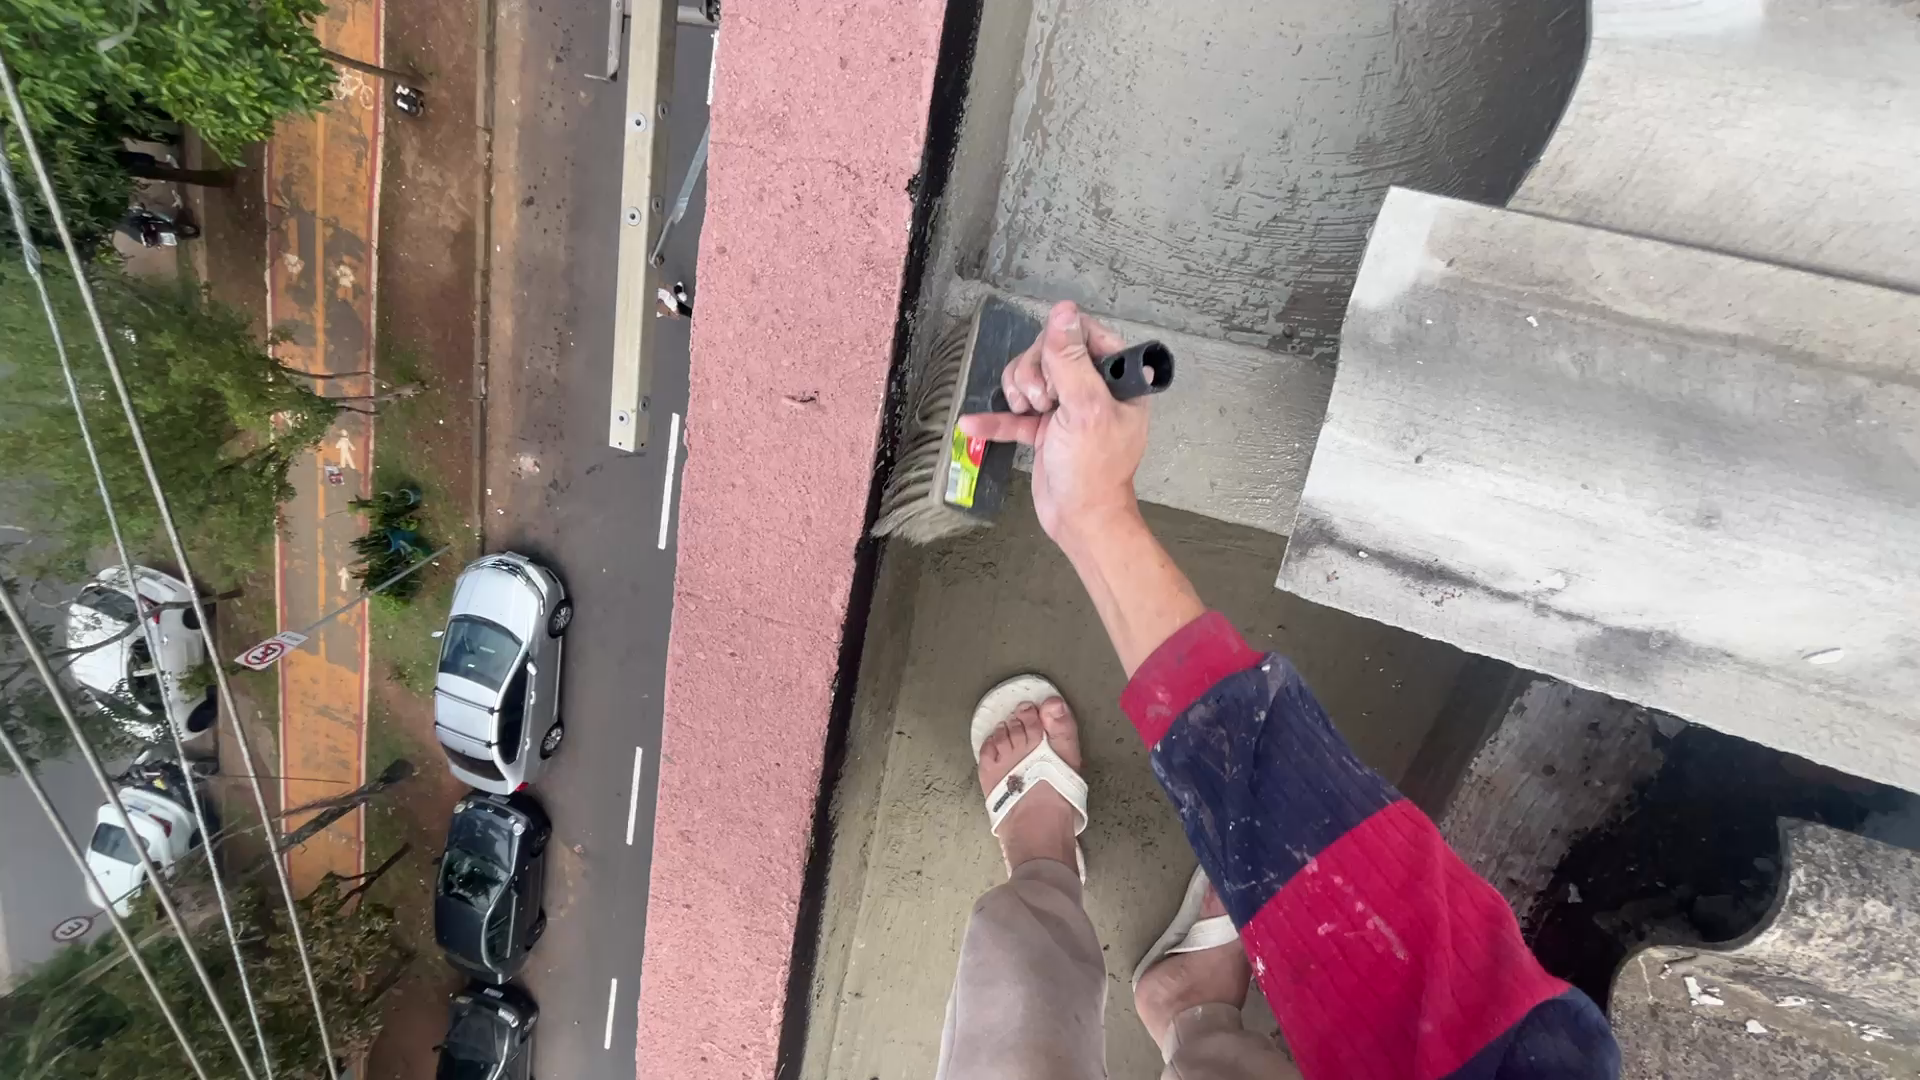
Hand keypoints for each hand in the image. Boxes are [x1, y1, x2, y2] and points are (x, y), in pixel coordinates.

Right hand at [957, 302, 1149, 547]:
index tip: (1053, 371)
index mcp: (1117, 379)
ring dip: (1017, 392)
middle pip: (1049, 353)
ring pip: (1029, 378)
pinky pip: (1013, 416)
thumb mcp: (1085, 409)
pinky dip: (995, 420)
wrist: (1080, 520)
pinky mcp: (1043, 430)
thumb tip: (1063, 311)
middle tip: (1041, 402)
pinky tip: (971, 425)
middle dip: (1034, 373)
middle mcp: (1092, 388)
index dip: (1060, 345)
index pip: (1084, 335)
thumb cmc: (1093, 468)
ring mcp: (1066, 409)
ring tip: (1026, 413)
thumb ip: (1071, 360)